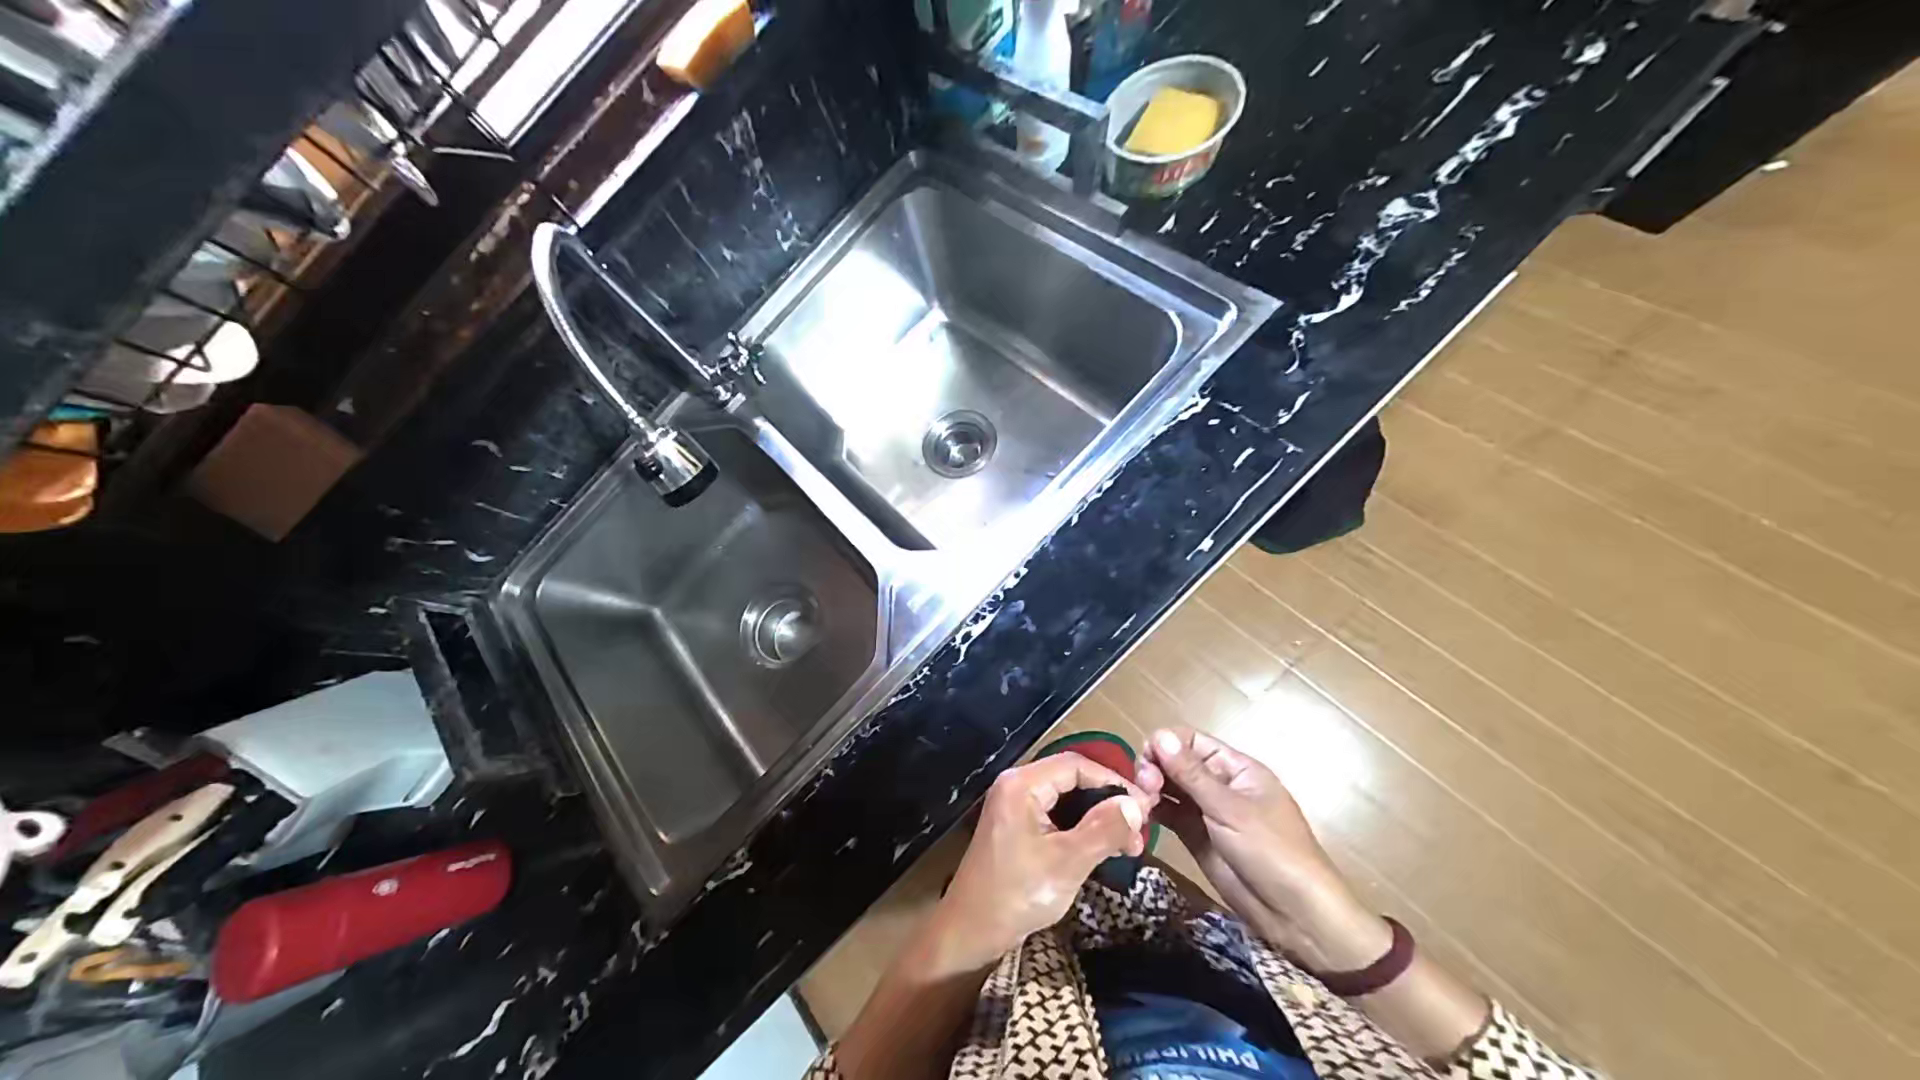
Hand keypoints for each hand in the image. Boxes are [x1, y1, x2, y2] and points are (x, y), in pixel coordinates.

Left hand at [932, 754, 1152, 968]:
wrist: (971, 930)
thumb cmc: (1017, 894)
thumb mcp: (1067, 862)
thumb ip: (1103, 829)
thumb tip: (1138, 804)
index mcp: (1022, 784)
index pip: (1076, 765)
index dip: (1114, 781)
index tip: (1147, 806)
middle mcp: (1016, 785)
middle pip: (1072, 778)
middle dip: (1108, 800)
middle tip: (1140, 829)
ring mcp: (1015, 804)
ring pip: (1067, 797)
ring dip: (1098, 816)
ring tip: (1129, 843)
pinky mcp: (1017, 825)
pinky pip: (1056, 813)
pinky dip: (1082, 827)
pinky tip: (1104, 847)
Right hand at [1138, 727, 1390, 971]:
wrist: (1296, 916)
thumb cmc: (1272, 852)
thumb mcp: (1231, 810)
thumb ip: (1191, 775)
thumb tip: (1158, 736)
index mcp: (1236, 768)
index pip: (1191, 741)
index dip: (1166, 745)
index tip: (1146, 761)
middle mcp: (1218, 784)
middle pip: (1176, 762)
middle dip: (1155, 768)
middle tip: (1144, 788)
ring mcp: (1206, 811)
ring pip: (1169, 787)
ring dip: (1150, 789)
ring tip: (1138, 803)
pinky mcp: (1195, 837)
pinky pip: (1168, 814)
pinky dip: (1153, 812)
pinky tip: (1138, 815)